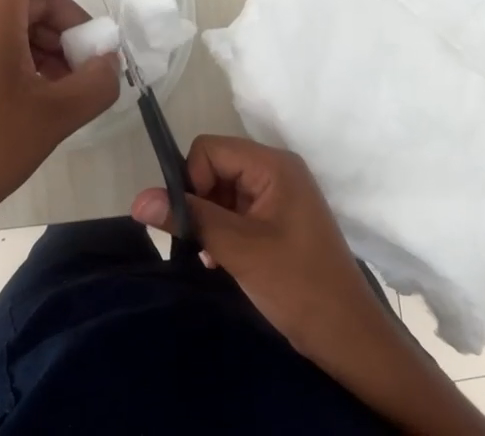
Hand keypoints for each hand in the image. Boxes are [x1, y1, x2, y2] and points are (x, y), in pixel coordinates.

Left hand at [0, 0, 120, 251]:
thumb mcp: (54, 119)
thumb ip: (96, 83)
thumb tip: (107, 64)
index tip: (63, 9)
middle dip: (61, 26)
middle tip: (82, 78)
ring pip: (4, 24)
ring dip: (41, 49)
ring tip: (58, 102)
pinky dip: (14, 64)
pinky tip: (26, 112)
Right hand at [131, 135, 387, 354]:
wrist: (346, 335)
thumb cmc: (297, 285)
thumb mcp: (238, 249)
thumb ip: (190, 218)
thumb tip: (138, 199)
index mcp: (274, 166)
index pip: (210, 149)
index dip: (191, 179)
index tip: (191, 221)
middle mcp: (277, 172)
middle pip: (215, 167)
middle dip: (198, 202)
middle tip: (197, 243)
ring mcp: (278, 197)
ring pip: (222, 192)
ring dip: (208, 221)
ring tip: (210, 257)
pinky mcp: (277, 222)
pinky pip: (236, 212)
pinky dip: (221, 232)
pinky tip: (218, 262)